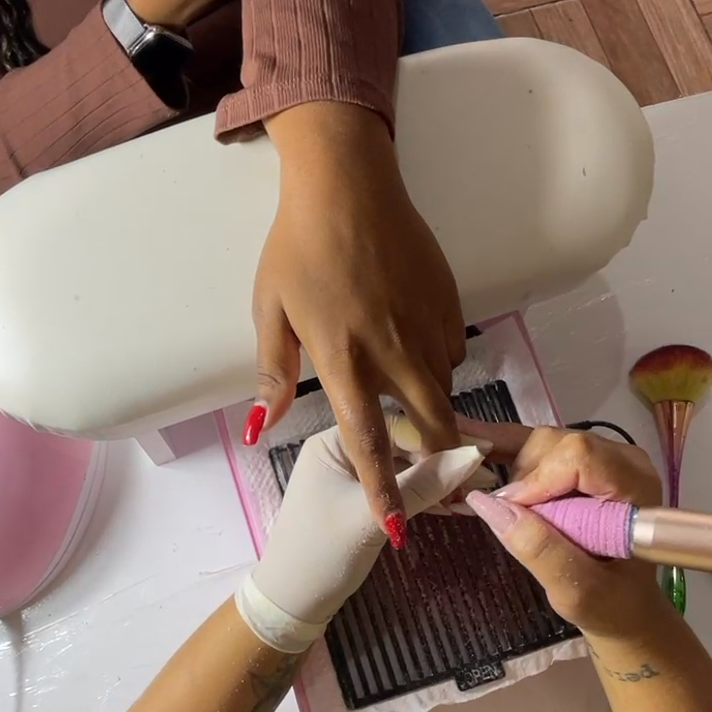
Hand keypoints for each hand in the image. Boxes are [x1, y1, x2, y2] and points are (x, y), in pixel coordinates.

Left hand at [236, 427, 483, 651]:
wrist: (291, 602)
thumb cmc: (322, 554)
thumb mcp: (374, 517)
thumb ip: (423, 484)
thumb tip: (475, 453)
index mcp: (333, 440)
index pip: (395, 425)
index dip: (438, 439)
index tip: (480, 455)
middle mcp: (342, 450)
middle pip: (402, 445)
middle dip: (442, 461)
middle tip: (482, 478)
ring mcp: (351, 476)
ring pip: (404, 469)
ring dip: (437, 481)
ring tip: (474, 493)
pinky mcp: (359, 500)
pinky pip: (398, 489)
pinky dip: (424, 496)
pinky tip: (454, 505)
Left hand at [250, 102, 466, 543]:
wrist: (348, 183)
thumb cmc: (297, 248)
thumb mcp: (270, 311)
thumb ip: (273, 374)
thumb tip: (259, 428)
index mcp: (344, 360)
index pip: (368, 442)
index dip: (383, 491)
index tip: (396, 528)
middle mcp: (394, 353)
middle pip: (430, 426)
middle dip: (436, 460)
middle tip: (433, 472)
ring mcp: (428, 328)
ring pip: (443, 390)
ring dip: (431, 406)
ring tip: (408, 394)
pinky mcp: (452, 305)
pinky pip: (451, 354)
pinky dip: (436, 366)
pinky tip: (413, 347)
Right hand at [457, 420, 677, 642]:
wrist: (623, 604)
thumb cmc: (610, 603)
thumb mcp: (578, 592)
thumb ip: (541, 550)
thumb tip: (488, 505)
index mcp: (635, 488)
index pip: (578, 456)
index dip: (536, 482)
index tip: (514, 517)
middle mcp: (622, 460)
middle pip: (554, 443)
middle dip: (523, 479)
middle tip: (514, 519)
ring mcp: (600, 455)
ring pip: (539, 441)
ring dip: (515, 473)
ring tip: (510, 508)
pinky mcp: (577, 460)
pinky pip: (533, 443)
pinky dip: (501, 446)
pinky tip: (468, 437)